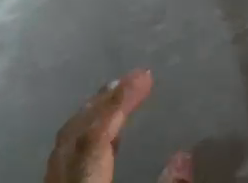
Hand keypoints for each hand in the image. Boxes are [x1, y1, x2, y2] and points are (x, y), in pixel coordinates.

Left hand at [44, 70, 193, 182]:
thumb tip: (185, 155)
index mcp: (83, 180)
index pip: (97, 134)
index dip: (121, 101)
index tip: (145, 74)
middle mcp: (62, 178)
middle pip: (75, 133)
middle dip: (103, 101)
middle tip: (132, 77)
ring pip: (64, 143)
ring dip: (90, 115)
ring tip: (116, 97)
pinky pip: (62, 156)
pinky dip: (82, 136)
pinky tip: (100, 139)